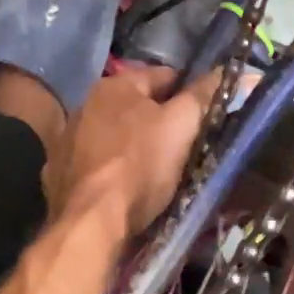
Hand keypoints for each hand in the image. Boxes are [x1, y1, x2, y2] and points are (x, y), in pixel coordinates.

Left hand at [42, 66, 221, 237]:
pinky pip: (90, 165)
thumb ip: (204, 96)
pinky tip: (117, 186)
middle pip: (132, 107)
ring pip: (109, 136)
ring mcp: (65, 142)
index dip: (187, 92)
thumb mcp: (181, 127)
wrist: (90, 221)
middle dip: (155, 120)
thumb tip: (237, 72)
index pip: (162, 76)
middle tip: (179, 144)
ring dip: (127, 145)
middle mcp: (83, 107)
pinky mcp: (56, 175)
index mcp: (113, 87)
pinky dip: (105, 170)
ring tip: (150, 168)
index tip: (203, 114)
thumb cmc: (139, 166)